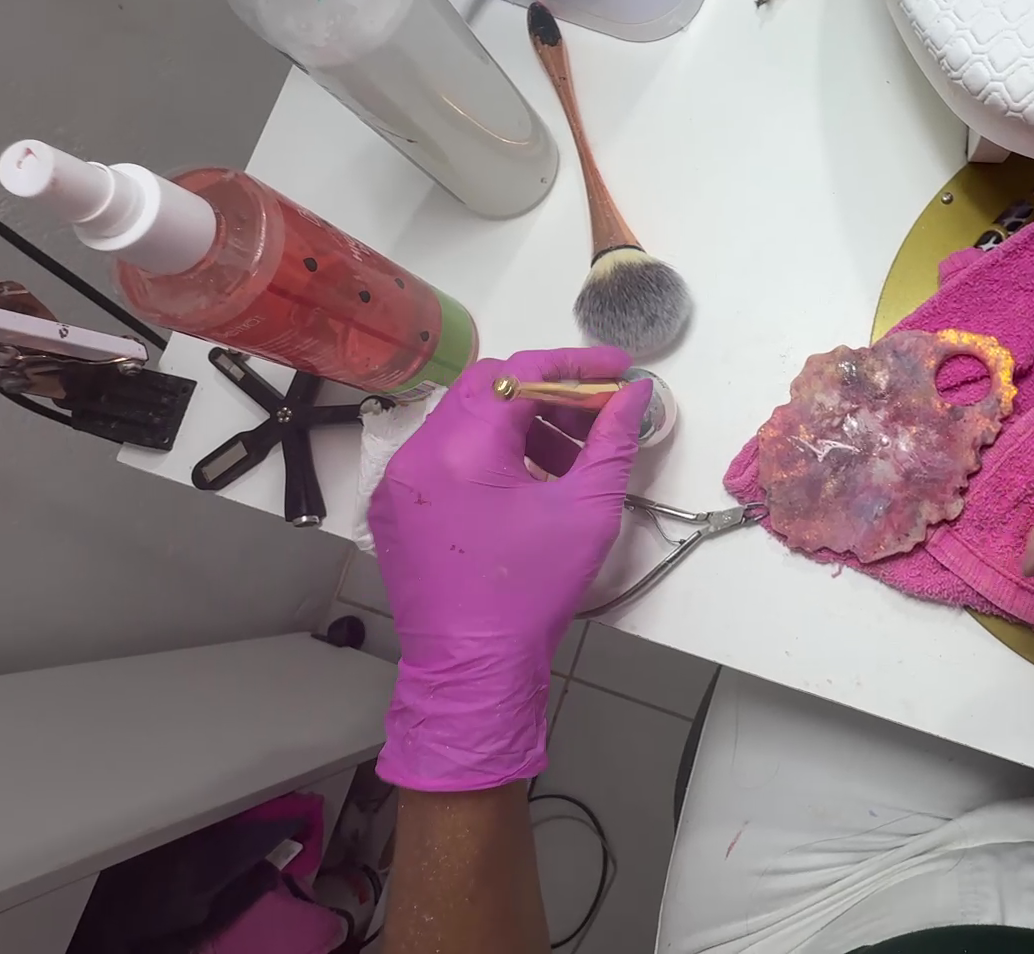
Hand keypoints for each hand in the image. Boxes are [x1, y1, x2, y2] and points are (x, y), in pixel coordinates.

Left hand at [368, 349, 650, 792]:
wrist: (474, 669)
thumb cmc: (535, 589)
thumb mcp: (588, 512)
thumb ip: (614, 442)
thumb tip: (635, 393)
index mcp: (463, 450)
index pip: (519, 372)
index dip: (575, 364)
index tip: (618, 370)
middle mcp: (419, 453)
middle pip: (488, 386)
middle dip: (550, 391)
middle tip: (596, 413)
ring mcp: (401, 481)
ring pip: (468, 418)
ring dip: (523, 422)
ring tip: (570, 458)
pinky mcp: (398, 507)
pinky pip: (449, 453)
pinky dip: (495, 451)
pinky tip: (531, 484)